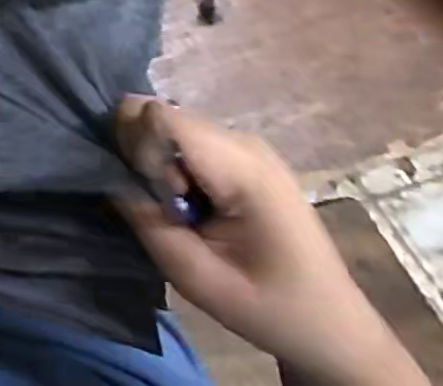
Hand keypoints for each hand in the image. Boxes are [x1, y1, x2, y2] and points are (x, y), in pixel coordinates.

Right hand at [114, 99, 427, 385]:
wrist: (335, 328)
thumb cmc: (270, 308)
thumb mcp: (197, 278)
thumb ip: (145, 218)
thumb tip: (106, 173)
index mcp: (242, 166)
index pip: (160, 114)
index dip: (137, 144)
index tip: (149, 192)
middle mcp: (241, 139)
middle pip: (160, 113)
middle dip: (143, 153)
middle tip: (163, 205)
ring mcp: (242, 142)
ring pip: (167, 122)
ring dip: (156, 160)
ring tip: (179, 209)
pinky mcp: (239, 151)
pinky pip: (183, 135)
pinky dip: (170, 162)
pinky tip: (191, 203)